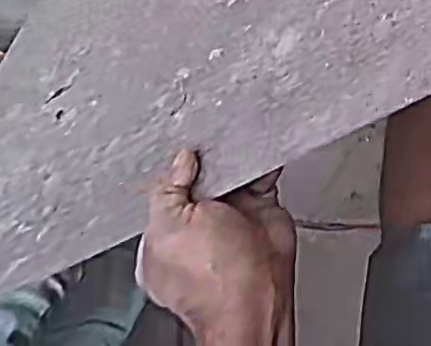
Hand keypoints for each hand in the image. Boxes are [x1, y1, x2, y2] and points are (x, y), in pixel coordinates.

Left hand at [139, 150, 296, 345]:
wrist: (259, 294)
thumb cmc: (212, 280)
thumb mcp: (170, 229)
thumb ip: (168, 191)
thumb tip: (180, 161)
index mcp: (166, 235)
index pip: (166, 190)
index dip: (175, 167)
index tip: (185, 146)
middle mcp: (199, 225)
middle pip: (202, 175)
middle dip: (208, 156)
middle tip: (212, 141)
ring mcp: (231, 215)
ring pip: (232, 170)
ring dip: (236, 154)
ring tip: (237, 136)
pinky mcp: (260, 206)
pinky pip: (261, 172)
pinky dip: (263, 157)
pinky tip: (260, 146)